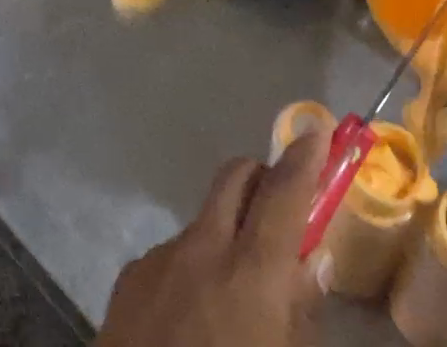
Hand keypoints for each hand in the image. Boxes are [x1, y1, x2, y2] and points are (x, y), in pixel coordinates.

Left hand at [96, 128, 331, 346]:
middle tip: (277, 206)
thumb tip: (309, 263)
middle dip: (261, 175)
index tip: (318, 131)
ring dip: (224, 231)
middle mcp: (205, 249)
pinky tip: (188, 315)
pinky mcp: (128, 279)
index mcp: (252, 272)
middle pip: (235, 176)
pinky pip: (171, 252)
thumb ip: (300, 307)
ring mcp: (160, 259)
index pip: (285, 190)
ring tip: (228, 288)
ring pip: (203, 219)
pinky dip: (191, 264)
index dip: (305, 156)